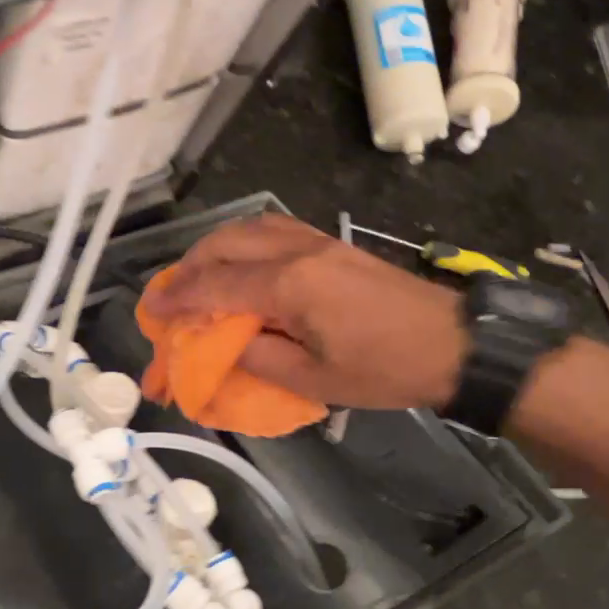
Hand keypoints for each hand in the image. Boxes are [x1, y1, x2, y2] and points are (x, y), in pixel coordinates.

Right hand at [140, 213, 465, 410]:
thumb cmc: (385, 370)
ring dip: (213, 250)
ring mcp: (317, 241)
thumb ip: (257, 357)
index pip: (215, 286)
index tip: (152, 313)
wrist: (457, 344)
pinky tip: (240, 264)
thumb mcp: (314, 380)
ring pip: (248, 228)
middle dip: (188, 268)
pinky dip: (242, 242)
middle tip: (170, 297)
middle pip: (224, 244)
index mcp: (289, 286)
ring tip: (197, 278)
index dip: (178, 300)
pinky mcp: (333, 244)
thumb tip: (223, 344)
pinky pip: (273, 230)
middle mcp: (297, 251)